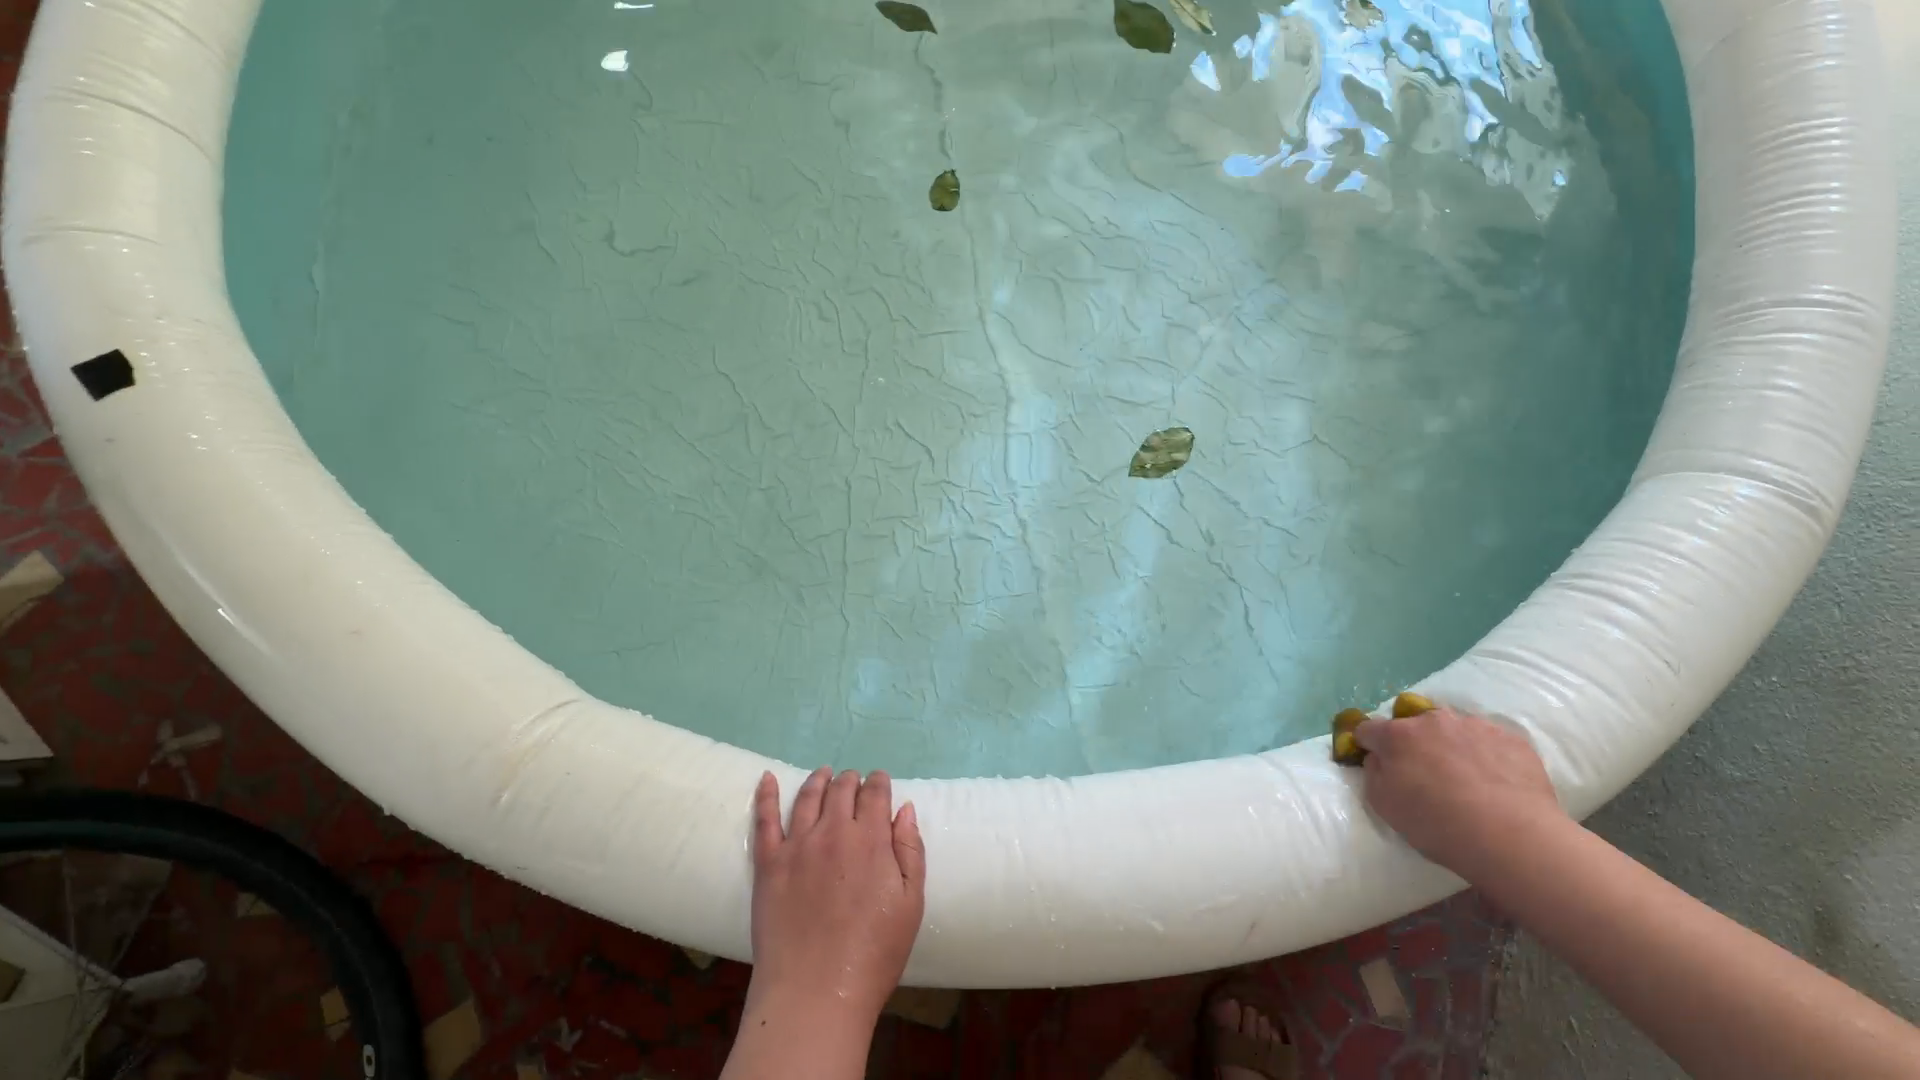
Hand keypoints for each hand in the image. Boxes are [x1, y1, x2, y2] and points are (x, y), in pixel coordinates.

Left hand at [746, 768, 925, 1025]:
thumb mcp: (911, 904)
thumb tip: (904, 810)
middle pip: (841, 790)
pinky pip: (764, 819)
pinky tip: (767, 778)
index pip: (875, 794)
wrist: (816, 991)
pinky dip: (766, 794)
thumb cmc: (874, 953)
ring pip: (807, 797)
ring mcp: (796, 846)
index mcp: (870, 840)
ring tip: (823, 774)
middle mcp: (832, 832)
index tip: (880, 782)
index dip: (879, 783)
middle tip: (855, 782)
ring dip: (819, 780)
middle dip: (852, 780)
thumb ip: (910, 851)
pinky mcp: (768, 864)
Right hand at [1355, 707, 1563, 875]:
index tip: (1379, 763)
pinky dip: (1486, 756)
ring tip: (1467, 781)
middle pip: (1415, 725)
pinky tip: (1495, 784)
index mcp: (1397, 735)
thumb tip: (1379, 758)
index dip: (1369, 745)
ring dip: (1451, 747)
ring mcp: (1476, 726)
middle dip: (1415, 744)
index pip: (1368, 728)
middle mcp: (1434, 720)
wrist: (1511, 837)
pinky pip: (1489, 741)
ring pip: (1454, 730)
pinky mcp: (1511, 739)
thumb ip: (1373, 773)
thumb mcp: (1384, 805)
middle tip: (1427, 776)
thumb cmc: (1437, 824)